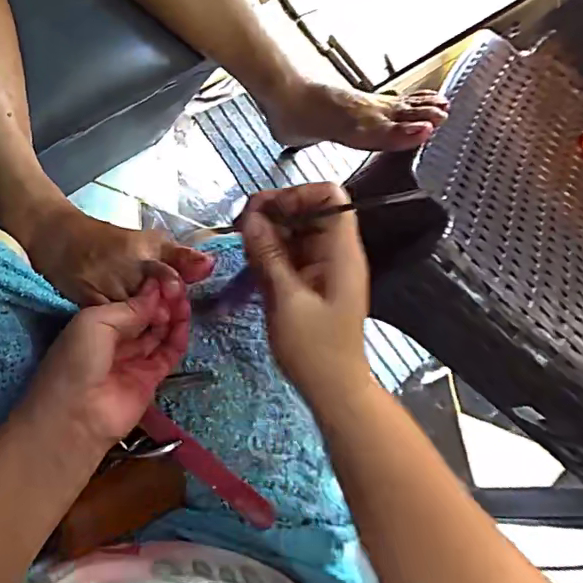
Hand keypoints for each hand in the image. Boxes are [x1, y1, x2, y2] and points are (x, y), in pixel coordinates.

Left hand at [12, 273, 191, 454]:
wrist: (75, 417)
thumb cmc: (76, 361)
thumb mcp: (95, 322)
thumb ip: (129, 307)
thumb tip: (156, 290)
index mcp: (96, 322)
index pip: (126, 300)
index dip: (145, 288)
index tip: (164, 274)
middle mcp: (115, 339)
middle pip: (145, 315)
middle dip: (161, 299)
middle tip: (178, 286)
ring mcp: (133, 359)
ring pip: (159, 332)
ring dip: (172, 315)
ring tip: (184, 299)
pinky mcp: (150, 378)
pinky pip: (168, 353)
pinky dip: (178, 337)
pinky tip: (184, 321)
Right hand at [238, 183, 373, 398]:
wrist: (332, 388)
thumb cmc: (315, 348)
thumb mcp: (287, 299)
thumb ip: (268, 254)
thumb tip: (251, 218)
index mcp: (340, 251)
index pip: (330, 196)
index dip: (298, 194)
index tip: (265, 209)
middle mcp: (333, 252)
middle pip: (308, 210)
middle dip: (275, 211)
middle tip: (242, 226)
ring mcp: (321, 266)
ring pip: (294, 230)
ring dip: (267, 231)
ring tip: (243, 244)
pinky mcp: (307, 280)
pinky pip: (287, 252)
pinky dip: (268, 251)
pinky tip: (251, 260)